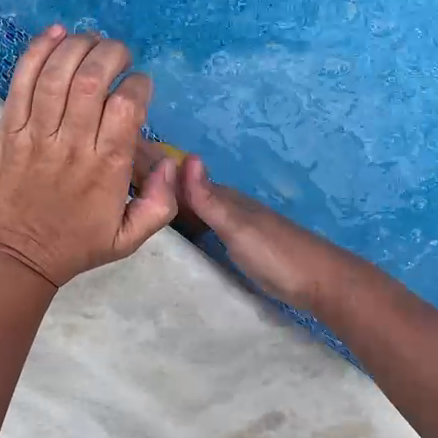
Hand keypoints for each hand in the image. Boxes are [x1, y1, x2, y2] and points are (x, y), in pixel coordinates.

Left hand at [0, 26, 179, 287]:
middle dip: (110, 53)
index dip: (138, 83)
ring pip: (56, 75)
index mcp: (107, 168)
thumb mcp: (129, 239)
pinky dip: (37, 52)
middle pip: (91, 80)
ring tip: (90, 39)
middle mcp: (73, 145)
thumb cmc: (73, 245)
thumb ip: (162, 204)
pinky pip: (21, 82)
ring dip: (76, 45)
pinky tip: (54, 33)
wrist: (12, 256)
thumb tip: (170, 163)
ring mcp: (36, 135)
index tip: (138, 84)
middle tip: (118, 53)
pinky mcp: (8, 129)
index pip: (128, 106)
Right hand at [134, 143, 346, 311]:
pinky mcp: (238, 244)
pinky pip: (200, 224)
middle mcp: (226, 205)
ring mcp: (233, 224)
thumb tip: (186, 158)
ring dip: (166, 198)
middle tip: (115, 174)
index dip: (152, 164)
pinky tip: (174, 227)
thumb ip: (210, 199)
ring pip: (191, 206)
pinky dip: (182, 218)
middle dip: (154, 179)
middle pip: (183, 188)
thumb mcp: (238, 227)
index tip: (118, 154)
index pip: (178, 175)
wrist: (321, 283)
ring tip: (134, 198)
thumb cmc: (278, 254)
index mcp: (223, 197)